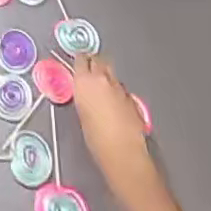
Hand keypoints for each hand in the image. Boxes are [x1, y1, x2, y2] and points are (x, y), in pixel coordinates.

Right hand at [71, 56, 160, 203]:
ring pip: (111, 73)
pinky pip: (121, 88)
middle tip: (90, 72)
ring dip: (106, 77)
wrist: (123, 151)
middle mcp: (103, 79)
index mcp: (84, 81)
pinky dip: (117, 91)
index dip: (80, 61)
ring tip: (102, 90)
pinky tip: (115, 103)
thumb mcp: (81, 113)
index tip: (78, 64)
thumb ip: (83, 95)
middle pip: (98, 60)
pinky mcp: (132, 97)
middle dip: (94, 64)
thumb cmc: (96, 138)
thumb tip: (85, 93)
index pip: (81, 59)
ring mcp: (119, 87)